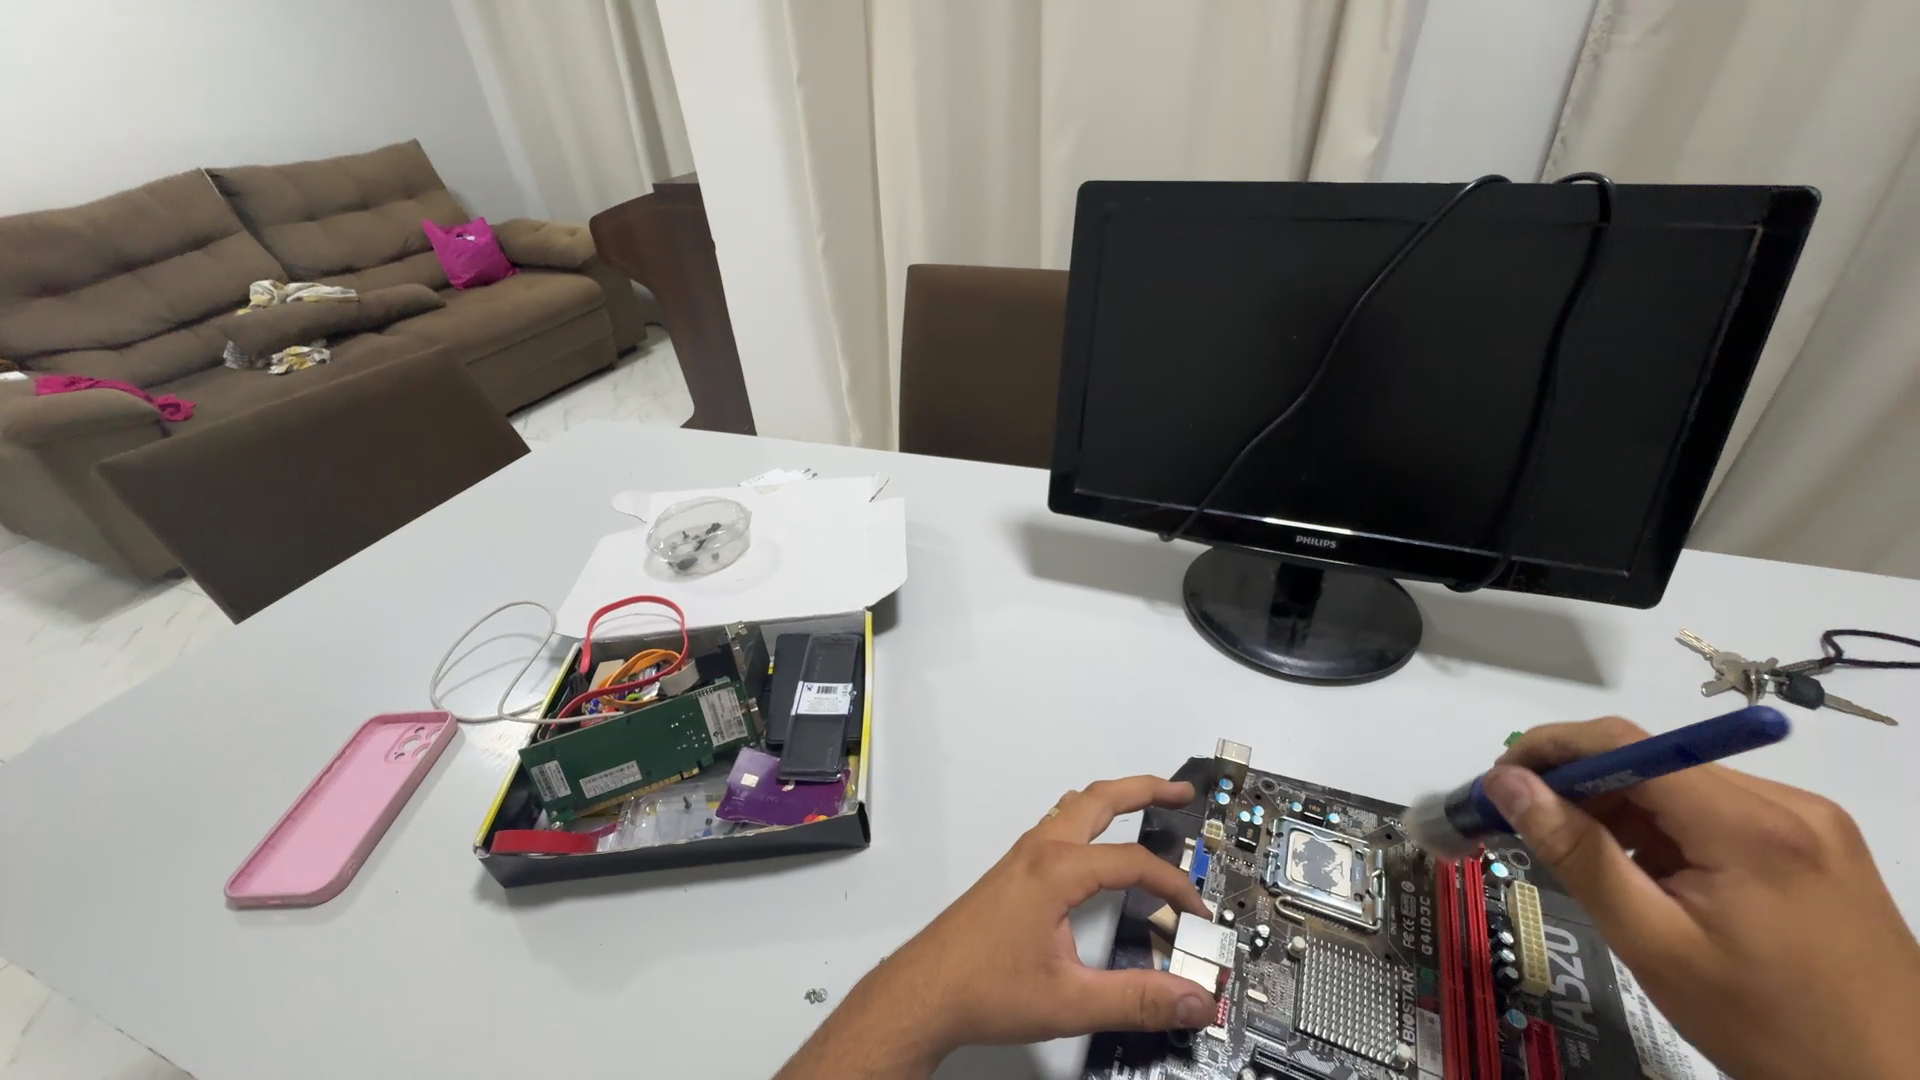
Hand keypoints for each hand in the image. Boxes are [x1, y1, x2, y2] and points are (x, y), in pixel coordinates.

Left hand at [775, 776, 1212, 1078]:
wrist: (925, 990)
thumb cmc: (982, 988)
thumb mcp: (1070, 1002)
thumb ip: (1137, 1000)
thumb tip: (1190, 998)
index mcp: (1057, 870)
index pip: (1133, 863)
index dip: (1174, 885)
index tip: (1197, 911)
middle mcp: (1040, 851)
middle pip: (1100, 799)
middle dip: (1144, 788)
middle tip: (1179, 790)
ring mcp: (1023, 855)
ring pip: (1075, 805)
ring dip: (1113, 796)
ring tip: (1144, 799)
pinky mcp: (1014, 869)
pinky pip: (1058, 822)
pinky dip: (1088, 814)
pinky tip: (1095, 837)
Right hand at [1487, 718, 1919, 1079]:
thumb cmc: (1768, 1025)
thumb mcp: (1652, 941)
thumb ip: (1576, 852)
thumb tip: (1506, 783)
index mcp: (1749, 824)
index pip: (1624, 743)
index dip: (1549, 749)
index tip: (1499, 783)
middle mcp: (1784, 804)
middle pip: (1648, 762)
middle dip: (1575, 785)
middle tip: (1524, 825)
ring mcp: (1806, 823)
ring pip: (1674, 785)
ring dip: (1615, 810)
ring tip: (1583, 859)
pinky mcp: (1812, 845)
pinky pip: (1708, 811)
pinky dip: (1657, 830)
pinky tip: (1643, 872)